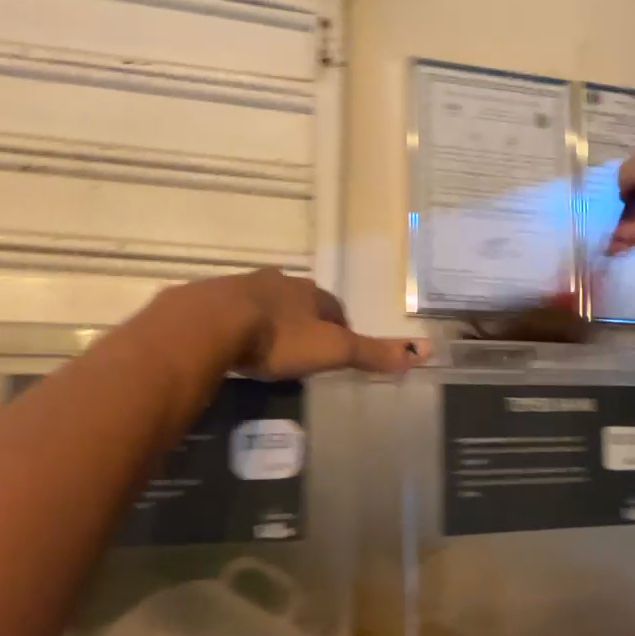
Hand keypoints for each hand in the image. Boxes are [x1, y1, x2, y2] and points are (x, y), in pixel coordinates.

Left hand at [169, 270, 430, 379]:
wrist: (210, 323)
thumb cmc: (278, 337)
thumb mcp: (331, 350)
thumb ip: (372, 353)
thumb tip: (424, 352)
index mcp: (309, 293)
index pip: (333, 307)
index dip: (339, 325)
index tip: (338, 347)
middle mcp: (278, 282)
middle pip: (298, 300)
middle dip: (303, 319)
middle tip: (303, 347)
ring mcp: (241, 287)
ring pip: (264, 302)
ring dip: (270, 319)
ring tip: (269, 346)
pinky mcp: (210, 299)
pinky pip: (231, 311)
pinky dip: (237, 324)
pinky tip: (233, 342)